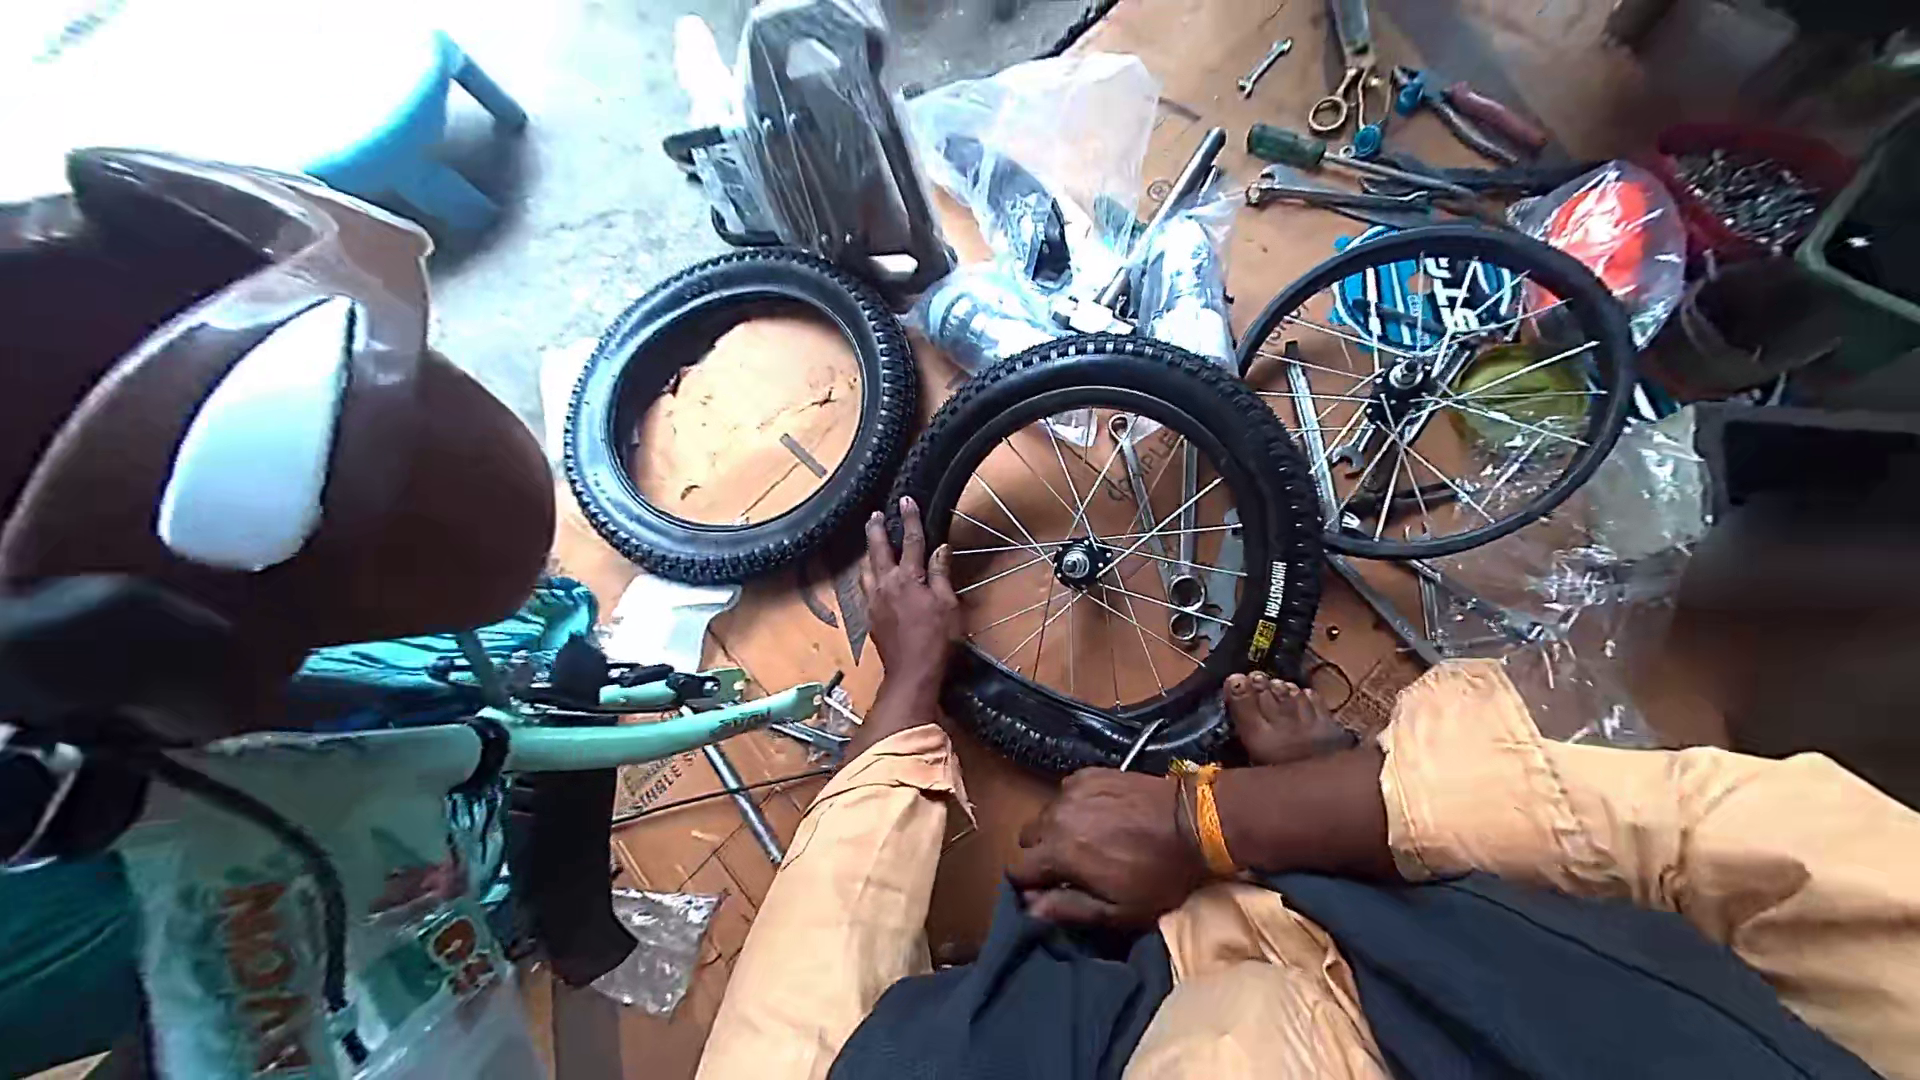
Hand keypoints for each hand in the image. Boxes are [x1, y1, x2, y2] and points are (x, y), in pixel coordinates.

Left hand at [852, 497, 960, 749]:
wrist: (912, 672)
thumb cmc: (936, 639)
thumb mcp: (948, 604)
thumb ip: (940, 574)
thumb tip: (941, 548)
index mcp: (908, 578)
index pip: (911, 541)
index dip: (910, 518)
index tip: (906, 500)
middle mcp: (886, 585)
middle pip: (879, 550)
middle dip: (877, 529)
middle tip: (876, 514)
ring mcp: (874, 600)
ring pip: (867, 568)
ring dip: (869, 551)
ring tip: (870, 541)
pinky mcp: (870, 616)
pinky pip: (864, 587)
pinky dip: (867, 574)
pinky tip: (869, 576)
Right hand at [1007, 768, 1208, 928]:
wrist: (1192, 822)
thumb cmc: (1157, 873)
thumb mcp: (1118, 909)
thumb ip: (1068, 908)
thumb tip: (1030, 908)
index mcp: (1058, 851)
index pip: (1016, 870)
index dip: (1028, 885)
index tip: (1048, 890)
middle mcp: (1055, 815)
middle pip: (1027, 838)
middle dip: (1041, 854)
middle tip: (1071, 866)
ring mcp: (1070, 789)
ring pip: (1046, 814)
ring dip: (1057, 829)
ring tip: (1088, 839)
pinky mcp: (1087, 773)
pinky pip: (1066, 792)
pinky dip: (1074, 805)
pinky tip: (1101, 815)